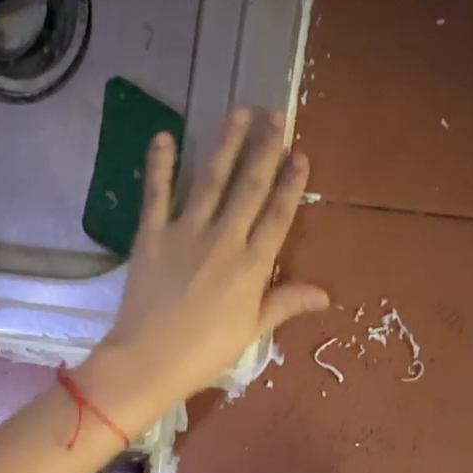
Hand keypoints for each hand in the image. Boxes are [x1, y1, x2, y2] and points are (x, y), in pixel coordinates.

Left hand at [77, 108, 329, 420]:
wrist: (148, 361)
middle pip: (249, 187)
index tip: (300, 155)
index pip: (277, 215)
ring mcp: (186, 233)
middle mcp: (224, 239)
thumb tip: (324, 294)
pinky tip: (164, 136)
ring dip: (225, 143)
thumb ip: (284, 304)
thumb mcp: (250, 332)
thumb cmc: (203, 354)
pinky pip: (156, 193)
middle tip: (274, 115)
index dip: (290, 184)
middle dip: (264, 149)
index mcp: (252, 266)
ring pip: (211, 180)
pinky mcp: (151, 235)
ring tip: (238, 112)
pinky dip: (160, 164)